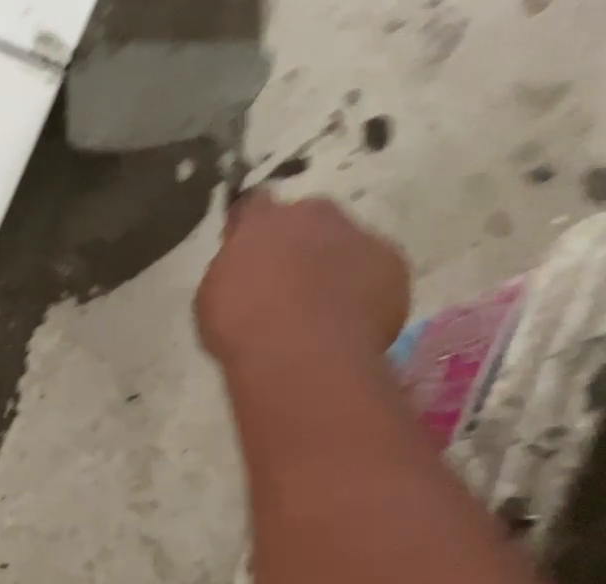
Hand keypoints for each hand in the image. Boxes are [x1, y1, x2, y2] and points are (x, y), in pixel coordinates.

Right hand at [196, 191, 411, 368]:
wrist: (303, 354)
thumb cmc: (241, 325)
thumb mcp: (213, 294)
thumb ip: (234, 267)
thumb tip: (248, 262)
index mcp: (265, 222)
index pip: (256, 203)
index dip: (250, 222)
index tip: (242, 242)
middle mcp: (318, 217)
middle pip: (310, 216)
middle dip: (299, 238)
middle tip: (282, 275)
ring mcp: (364, 239)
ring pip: (346, 243)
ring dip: (332, 263)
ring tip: (315, 304)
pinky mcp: (395, 267)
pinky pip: (373, 272)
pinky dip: (359, 288)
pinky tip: (341, 318)